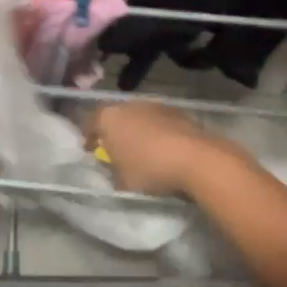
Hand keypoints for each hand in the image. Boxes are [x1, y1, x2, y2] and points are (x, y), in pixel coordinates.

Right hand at [93, 100, 246, 195]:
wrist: (198, 160)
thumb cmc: (150, 169)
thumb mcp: (122, 181)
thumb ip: (112, 172)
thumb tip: (112, 169)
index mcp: (108, 117)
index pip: (90, 124)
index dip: (89, 139)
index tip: (91, 152)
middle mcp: (129, 105)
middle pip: (115, 117)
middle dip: (114, 132)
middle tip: (116, 150)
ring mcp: (155, 106)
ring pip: (139, 118)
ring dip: (138, 131)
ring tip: (143, 151)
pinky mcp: (178, 113)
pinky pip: (160, 123)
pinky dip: (158, 134)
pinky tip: (165, 151)